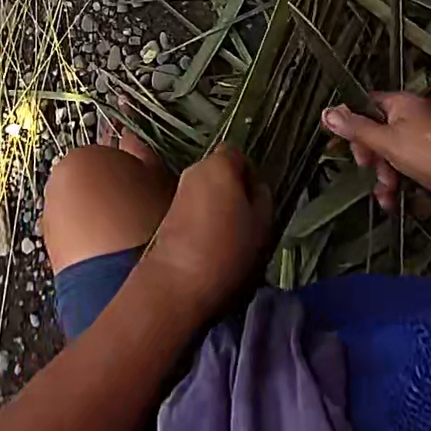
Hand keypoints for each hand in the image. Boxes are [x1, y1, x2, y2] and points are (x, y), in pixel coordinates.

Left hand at [137, 145, 271, 320]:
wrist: (179, 278)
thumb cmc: (228, 247)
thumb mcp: (262, 222)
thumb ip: (262, 196)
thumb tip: (256, 185)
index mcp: (218, 164)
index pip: (236, 153)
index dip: (249, 172)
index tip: (256, 196)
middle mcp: (195, 169)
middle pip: (219, 168)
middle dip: (233, 185)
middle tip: (247, 215)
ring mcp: (179, 188)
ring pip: (207, 186)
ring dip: (219, 200)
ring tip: (231, 230)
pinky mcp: (169, 208)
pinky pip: (194, 202)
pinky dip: (205, 213)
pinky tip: (213, 238)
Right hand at [321, 93, 430, 218]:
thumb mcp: (386, 141)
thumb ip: (355, 128)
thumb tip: (326, 112)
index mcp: (402, 104)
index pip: (365, 103)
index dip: (352, 120)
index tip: (344, 141)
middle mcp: (412, 118)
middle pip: (375, 130)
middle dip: (368, 153)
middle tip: (366, 167)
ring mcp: (424, 141)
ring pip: (389, 153)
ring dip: (381, 173)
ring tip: (384, 192)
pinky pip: (404, 168)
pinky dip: (396, 182)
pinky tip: (390, 200)